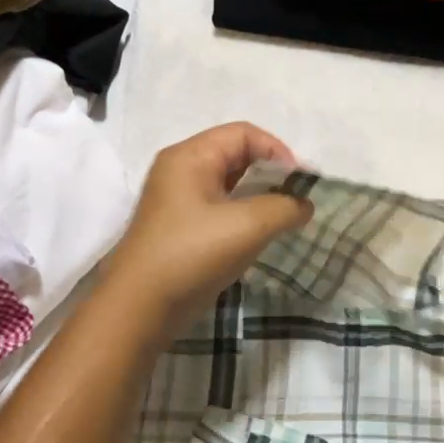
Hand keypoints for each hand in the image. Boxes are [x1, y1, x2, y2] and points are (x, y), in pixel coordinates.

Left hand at [102, 123, 312, 331]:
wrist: (140, 308)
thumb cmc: (192, 255)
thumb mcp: (248, 226)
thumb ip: (285, 208)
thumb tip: (304, 205)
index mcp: (190, 156)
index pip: (243, 134)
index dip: (278, 152)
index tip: (302, 185)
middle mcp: (180, 171)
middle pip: (235, 156)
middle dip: (270, 175)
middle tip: (296, 203)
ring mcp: (177, 203)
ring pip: (228, 186)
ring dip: (259, 199)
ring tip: (282, 222)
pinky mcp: (179, 231)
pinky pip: (218, 211)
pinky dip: (243, 218)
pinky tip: (257, 240)